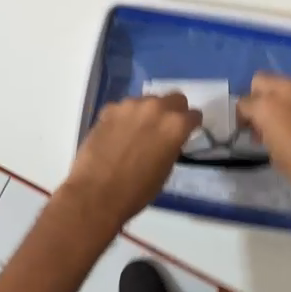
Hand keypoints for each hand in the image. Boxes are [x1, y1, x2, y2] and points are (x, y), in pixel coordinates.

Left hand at [63, 94, 201, 228]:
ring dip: (147, 113)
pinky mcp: (109, 109)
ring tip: (137, 133)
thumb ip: (171, 145)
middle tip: (164, 128)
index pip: (194, 115)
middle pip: (174, 98)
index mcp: (175, 125)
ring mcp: (130, 105)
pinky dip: (124, 118)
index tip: (186, 132)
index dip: (191, 125)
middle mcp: (156, 108)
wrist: (97, 193)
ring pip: (147, 101)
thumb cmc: (137, 191)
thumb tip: (168, 139)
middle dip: (173, 111)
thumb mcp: (166, 170)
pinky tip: (117, 135)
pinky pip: (123, 109)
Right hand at [237, 72, 290, 209]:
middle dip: (258, 97)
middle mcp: (288, 91)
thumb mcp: (277, 158)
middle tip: (262, 122)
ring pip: (286, 85)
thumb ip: (265, 135)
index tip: (246, 132)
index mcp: (269, 106)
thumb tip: (265, 130)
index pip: (244, 103)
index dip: (242, 118)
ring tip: (286, 125)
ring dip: (280, 99)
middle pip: (262, 81)